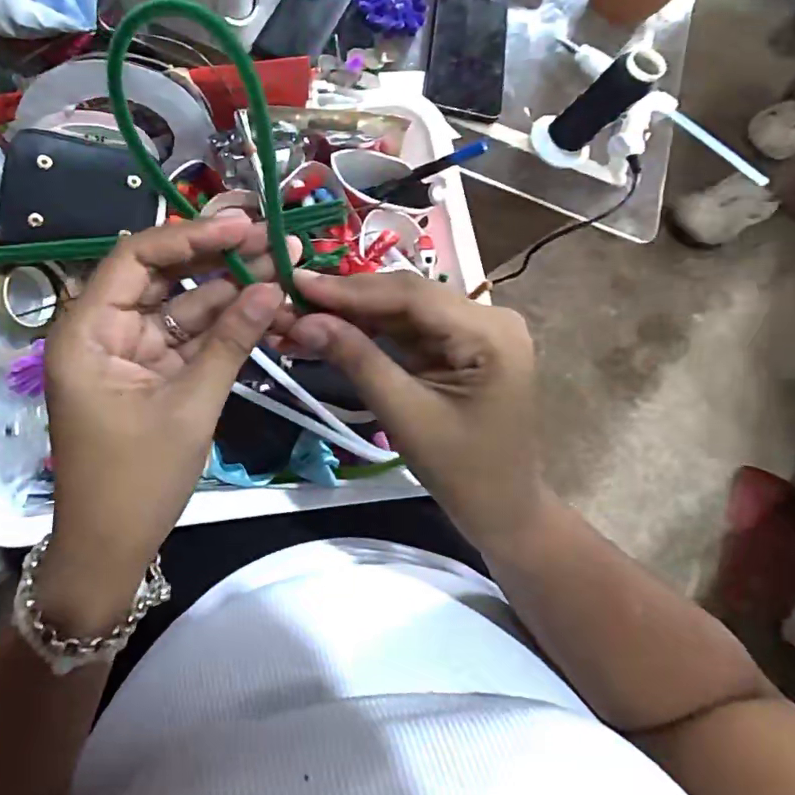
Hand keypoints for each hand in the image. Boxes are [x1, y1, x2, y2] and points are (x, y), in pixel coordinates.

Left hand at [37, 217, 286, 631]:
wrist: (112, 551)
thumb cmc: (136, 481)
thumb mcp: (189, 406)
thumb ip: (231, 341)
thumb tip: (274, 288)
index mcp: (88, 331)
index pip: (136, 258)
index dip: (189, 236)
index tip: (240, 226)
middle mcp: (106, 329)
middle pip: (165, 275)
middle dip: (220, 257)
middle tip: (274, 237)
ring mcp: (133, 350)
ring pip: (185, 303)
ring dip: (233, 288)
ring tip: (284, 263)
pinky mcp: (155, 371)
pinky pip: (193, 335)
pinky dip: (228, 324)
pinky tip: (267, 304)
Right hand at [277, 270, 541, 541]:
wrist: (504, 511)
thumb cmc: (463, 472)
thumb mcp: (405, 415)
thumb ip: (357, 360)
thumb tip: (304, 321)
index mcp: (490, 332)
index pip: (411, 295)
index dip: (350, 289)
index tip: (297, 283)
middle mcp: (489, 317)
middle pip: (407, 297)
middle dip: (347, 301)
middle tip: (291, 298)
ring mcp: (477, 329)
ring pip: (404, 310)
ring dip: (354, 314)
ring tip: (301, 313)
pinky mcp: (462, 344)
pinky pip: (410, 328)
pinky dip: (371, 330)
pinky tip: (332, 327)